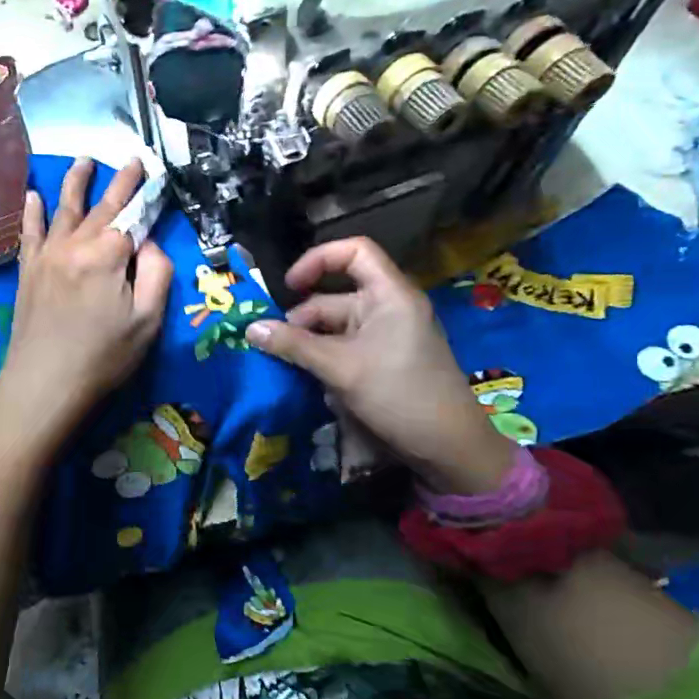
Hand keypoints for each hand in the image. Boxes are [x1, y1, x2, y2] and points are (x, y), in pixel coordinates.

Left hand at [0, 158, 173, 455]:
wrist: (44, 386)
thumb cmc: (103, 358)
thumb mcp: (147, 321)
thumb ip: (155, 273)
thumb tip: (146, 244)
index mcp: (107, 255)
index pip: (132, 216)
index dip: (146, 196)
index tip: (154, 172)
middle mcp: (73, 245)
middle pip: (100, 207)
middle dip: (119, 182)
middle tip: (130, 159)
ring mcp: (45, 256)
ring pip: (63, 209)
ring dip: (75, 183)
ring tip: (83, 160)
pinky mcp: (27, 273)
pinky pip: (29, 233)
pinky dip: (32, 213)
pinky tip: (33, 196)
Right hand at [246, 237, 515, 494]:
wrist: (448, 446)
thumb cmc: (398, 394)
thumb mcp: (340, 367)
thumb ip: (294, 346)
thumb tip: (250, 329)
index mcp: (389, 294)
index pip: (354, 252)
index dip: (317, 260)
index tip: (289, 288)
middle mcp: (389, 308)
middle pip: (336, 297)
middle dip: (303, 320)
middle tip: (274, 347)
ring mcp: (388, 337)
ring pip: (337, 329)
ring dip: (310, 346)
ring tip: (287, 368)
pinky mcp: (384, 362)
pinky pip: (346, 350)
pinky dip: (325, 361)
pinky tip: (310, 382)